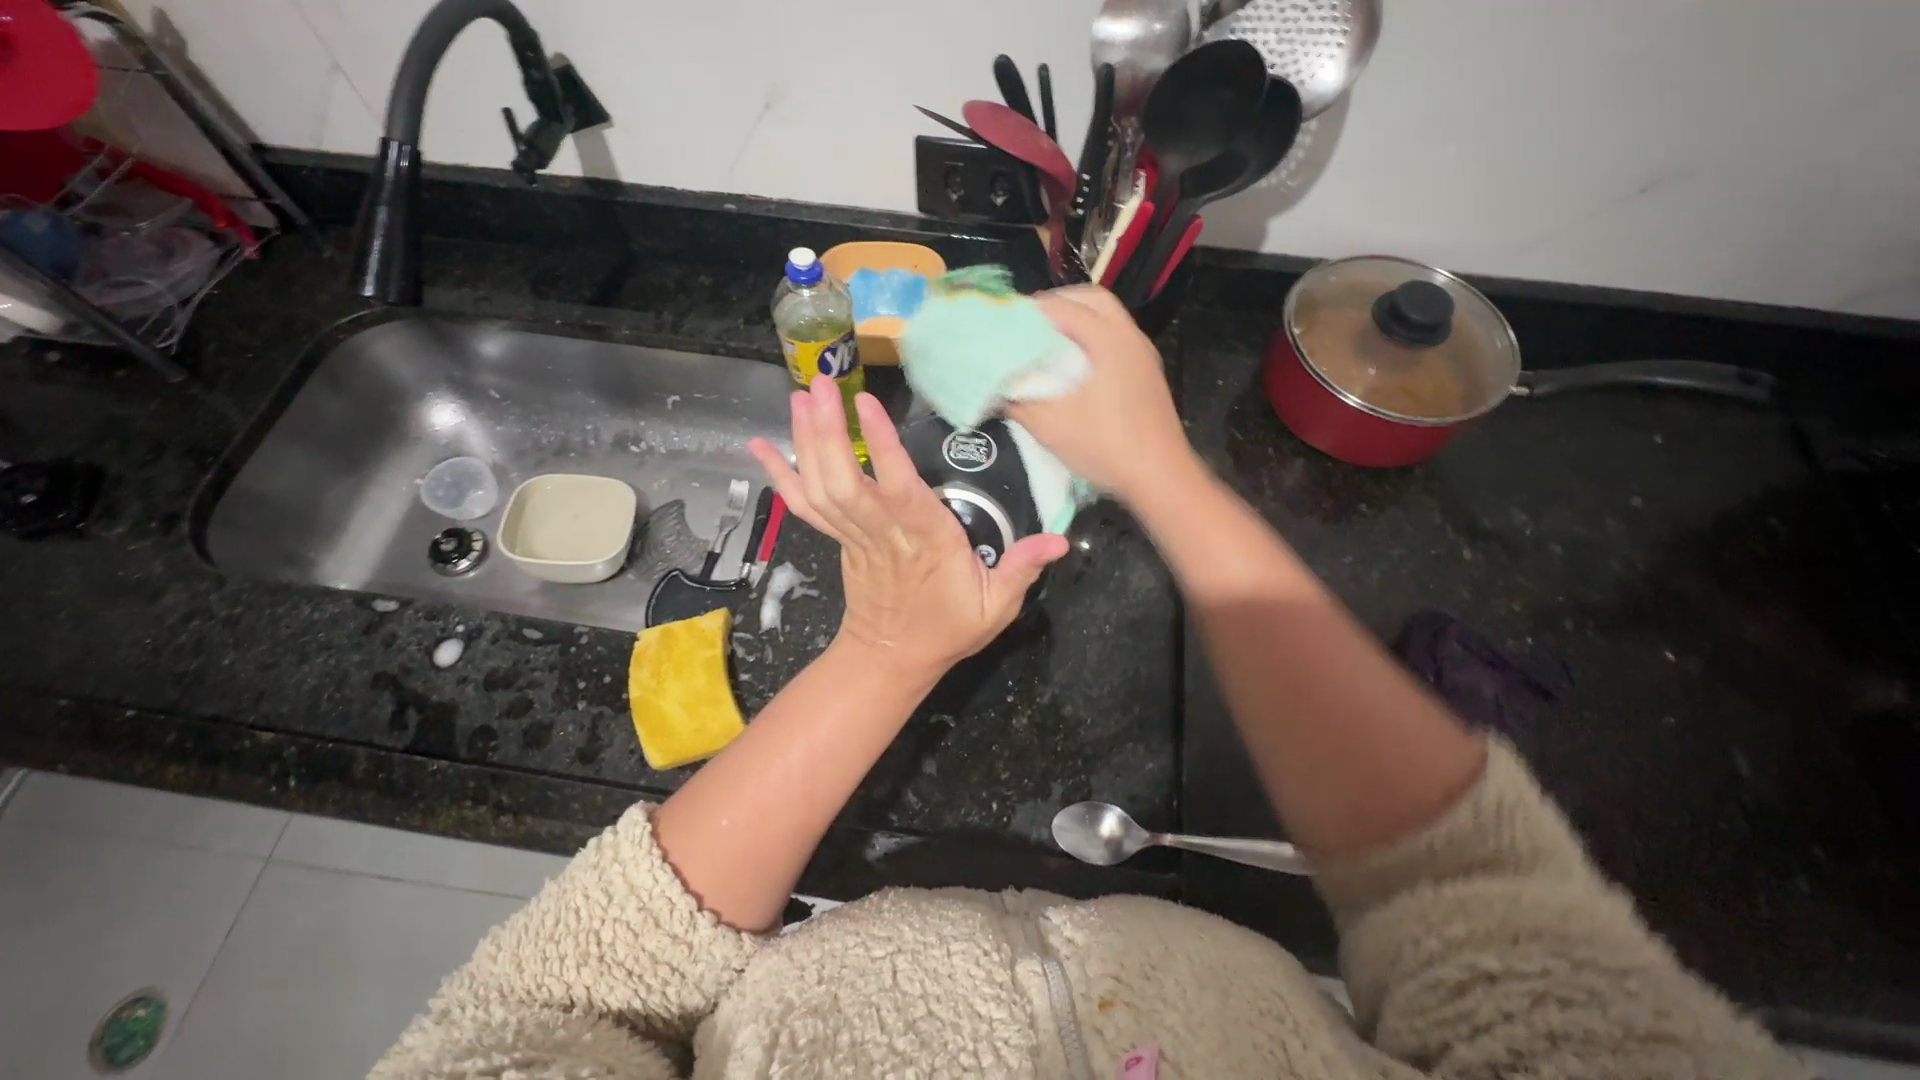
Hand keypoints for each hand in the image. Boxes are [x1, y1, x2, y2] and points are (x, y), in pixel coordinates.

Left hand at [748, 376, 1067, 675]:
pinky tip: (760, 445)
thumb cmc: (948, 627)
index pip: (898, 489)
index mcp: (925, 541)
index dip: (881, 446)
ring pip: (822, 487)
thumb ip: (1023, 569)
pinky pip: (803, 505)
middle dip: (829, 432)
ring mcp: (853, 536)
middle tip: (819, 382)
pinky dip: (779, 475)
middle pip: (846, 481)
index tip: (864, 404)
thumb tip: (1061, 541)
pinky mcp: (836, 539)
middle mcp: (883, 533)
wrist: (894, 657)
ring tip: (800, 393)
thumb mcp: (997, 606)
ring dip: (806, 441)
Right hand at [1008, 286, 1200, 503]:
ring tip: (1047, 343)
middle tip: (1029, 324)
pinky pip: (1117, 339)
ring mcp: (1143, 354)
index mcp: (1107, 339)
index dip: (1030, 311)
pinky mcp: (1148, 374)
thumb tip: (994, 390)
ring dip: (1078, 322)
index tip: (1004, 323)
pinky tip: (1075, 366)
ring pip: (1108, 318)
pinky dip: (1093, 339)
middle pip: (1092, 299)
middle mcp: (1129, 337)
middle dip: (1058, 305)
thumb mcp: (1051, 426)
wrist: (1160, 477)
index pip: (1063, 307)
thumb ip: (1018, 402)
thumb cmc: (1106, 447)